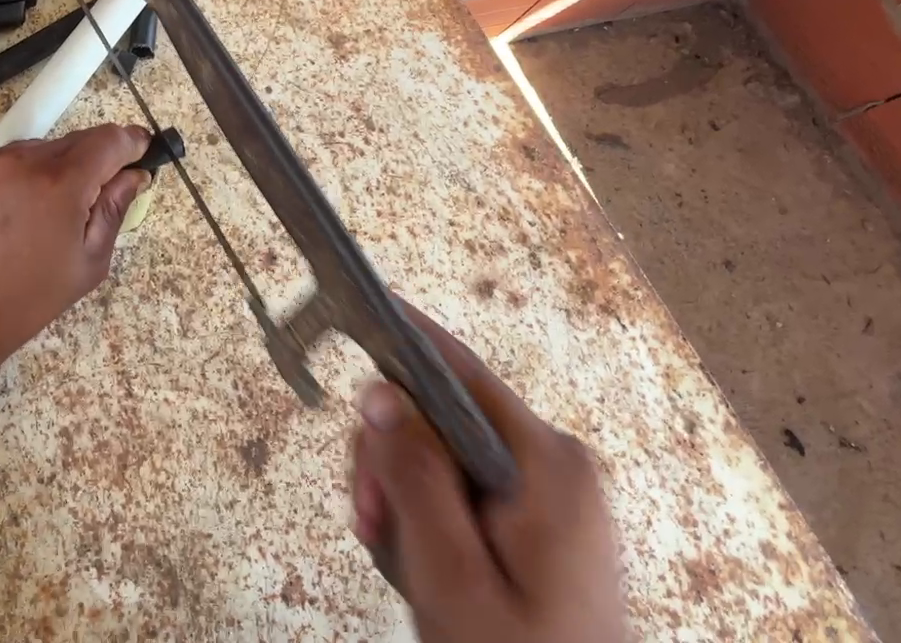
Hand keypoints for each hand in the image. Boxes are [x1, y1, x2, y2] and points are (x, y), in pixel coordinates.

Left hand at [0, 123, 151, 369]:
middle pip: (74, 140)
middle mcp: (23, 161)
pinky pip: (2, 163)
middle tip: (95, 192)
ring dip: (52, 168)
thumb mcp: (86, 264)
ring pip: (36, 150)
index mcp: (61, 184)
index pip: (108, 139)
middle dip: (93, 159)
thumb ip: (114, 210)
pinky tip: (11, 214)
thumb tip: (134, 175)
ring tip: (45, 211)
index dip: (130, 141)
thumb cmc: (27, 299)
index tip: (140, 149)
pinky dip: (17, 178)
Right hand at [349, 312, 625, 642]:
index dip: (399, 342)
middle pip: (436, 413)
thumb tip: (379, 392)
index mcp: (545, 462)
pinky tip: (414, 553)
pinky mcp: (533, 512)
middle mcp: (549, 458)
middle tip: (369, 517)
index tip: (350, 323)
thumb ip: (414, 478)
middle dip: (388, 456)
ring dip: (398, 490)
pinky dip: (422, 508)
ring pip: (437, 448)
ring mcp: (544, 486)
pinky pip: (456, 480)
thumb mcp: (451, 576)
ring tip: (390, 549)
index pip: (457, 369)